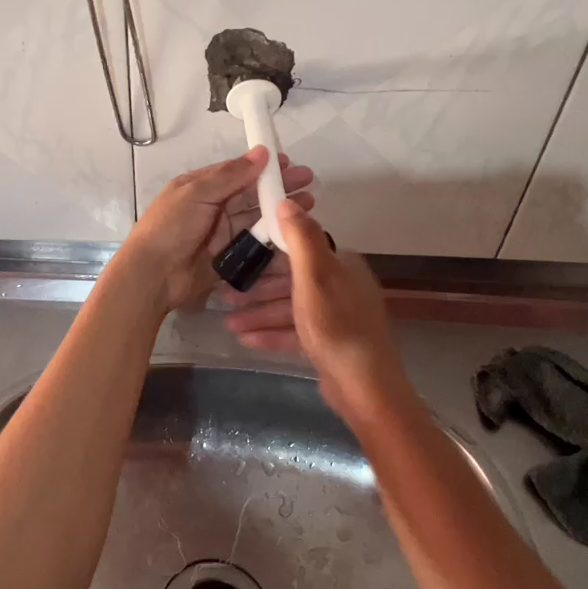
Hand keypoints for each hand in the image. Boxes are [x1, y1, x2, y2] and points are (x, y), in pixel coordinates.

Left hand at [120, 146, 314, 310]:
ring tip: (309, 204)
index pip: (237, 171)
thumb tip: (261, 151)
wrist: (153, 275)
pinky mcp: (228, 257)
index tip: (289, 163)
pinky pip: (254, 244)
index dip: (263, 167)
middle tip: (309, 182)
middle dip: (278, 188)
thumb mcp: (197, 193)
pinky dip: (273, 237)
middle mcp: (213, 207)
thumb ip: (230, 175)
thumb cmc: (170, 227)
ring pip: (256, 218)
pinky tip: (294, 231)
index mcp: (200, 186)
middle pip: (251, 194)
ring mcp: (221, 233)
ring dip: (280, 211)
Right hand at [222, 199, 400, 411]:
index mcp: (341, 265)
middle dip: (256, 290)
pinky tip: (245, 340)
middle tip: (224, 297)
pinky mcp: (330, 343)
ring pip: (290, 308)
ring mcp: (336, 317)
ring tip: (227, 323)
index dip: (264, 256)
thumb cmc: (335, 326)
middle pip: (290, 281)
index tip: (236, 262)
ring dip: (259, 314)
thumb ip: (300, 238)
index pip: (297, 251)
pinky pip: (295, 331)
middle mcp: (341, 286)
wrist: (364, 387)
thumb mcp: (314, 277)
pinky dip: (272, 333)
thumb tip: (286, 201)